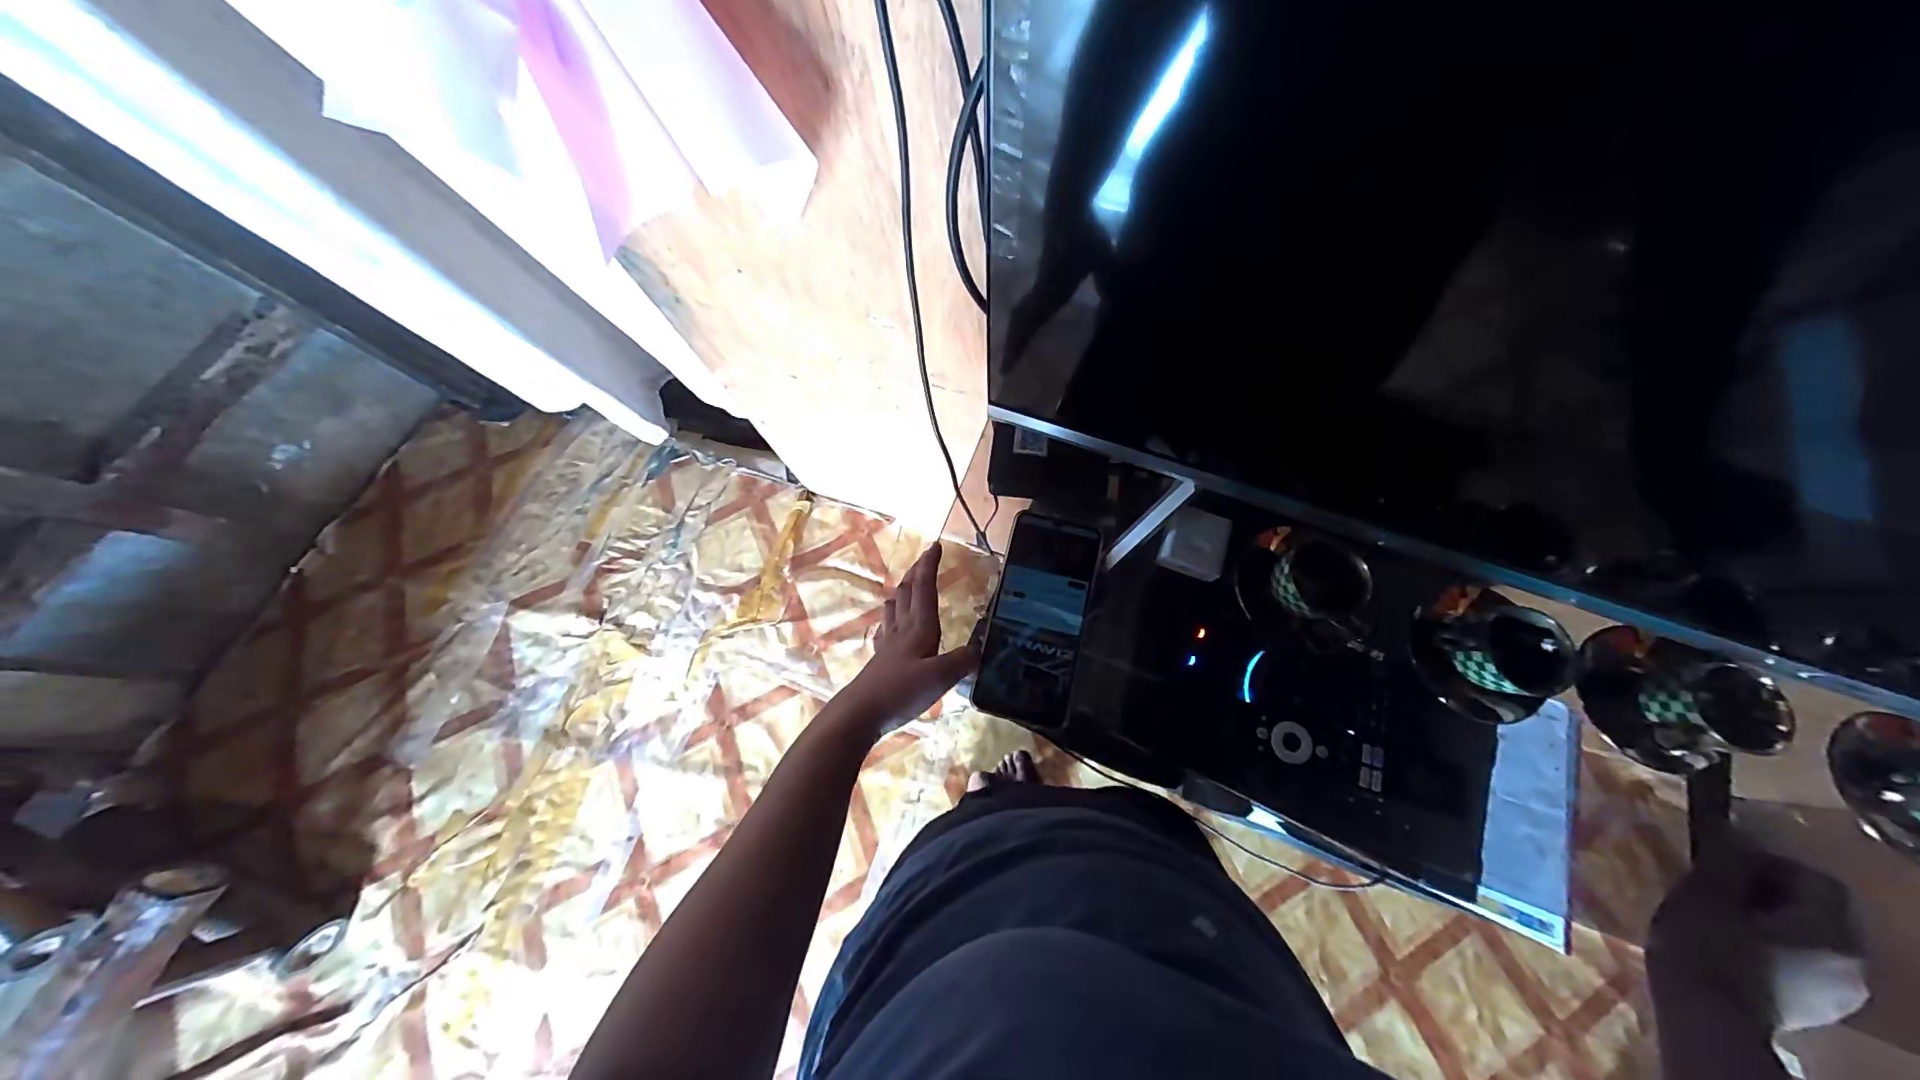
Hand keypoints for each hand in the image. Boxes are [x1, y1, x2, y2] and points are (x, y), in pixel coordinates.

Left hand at [836, 544, 978, 735]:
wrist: (860, 714)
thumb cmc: (900, 691)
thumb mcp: (940, 677)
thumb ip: (963, 661)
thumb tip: (981, 648)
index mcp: (918, 628)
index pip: (924, 588)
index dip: (930, 566)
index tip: (936, 545)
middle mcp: (902, 631)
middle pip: (907, 593)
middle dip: (916, 573)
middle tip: (924, 559)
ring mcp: (888, 646)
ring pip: (894, 610)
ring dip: (902, 592)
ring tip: (906, 586)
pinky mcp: (881, 662)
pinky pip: (886, 631)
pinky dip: (891, 620)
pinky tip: (889, 626)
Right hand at [1647, 839, 1866, 1032]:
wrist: (1705, 1015)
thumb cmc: (1704, 947)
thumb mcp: (1705, 894)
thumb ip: (1728, 861)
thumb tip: (1732, 829)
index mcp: (1832, 932)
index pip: (1815, 879)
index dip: (1768, 863)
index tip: (1723, 866)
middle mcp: (1854, 962)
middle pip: (1818, 909)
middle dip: (1770, 893)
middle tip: (1719, 890)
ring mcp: (1842, 991)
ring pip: (1810, 937)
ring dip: (1771, 922)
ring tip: (1722, 920)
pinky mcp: (1820, 1008)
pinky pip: (1803, 963)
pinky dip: (1773, 949)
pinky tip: (1735, 951)